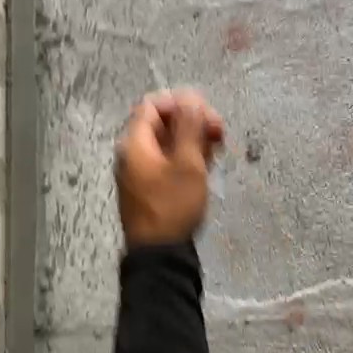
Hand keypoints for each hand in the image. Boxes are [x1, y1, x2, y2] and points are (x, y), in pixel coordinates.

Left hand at [116, 89, 225, 246]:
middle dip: (193, 122)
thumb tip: (190, 97)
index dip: (182, 103)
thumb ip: (189, 126)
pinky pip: (168, 160)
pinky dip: (188, 157)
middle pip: (162, 122)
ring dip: (194, 140)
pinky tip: (207, 165)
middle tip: (219, 133)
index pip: (154, 105)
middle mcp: (133, 153)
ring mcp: (141, 171)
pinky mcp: (151, 186)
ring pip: (168, 142)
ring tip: (218, 151)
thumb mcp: (188, 162)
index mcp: (135, 143)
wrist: (159, 255)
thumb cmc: (173, 205)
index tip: (207, 115)